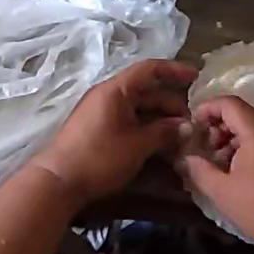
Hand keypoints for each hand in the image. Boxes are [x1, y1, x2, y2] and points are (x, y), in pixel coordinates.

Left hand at [34, 59, 196, 205]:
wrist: (57, 183)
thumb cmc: (99, 157)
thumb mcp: (138, 145)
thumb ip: (165, 132)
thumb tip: (187, 127)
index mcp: (116, 90)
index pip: (150, 69)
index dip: (175, 70)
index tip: (196, 77)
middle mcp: (108, 96)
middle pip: (146, 91)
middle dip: (171, 104)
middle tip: (191, 122)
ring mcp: (101, 112)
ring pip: (138, 108)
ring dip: (160, 119)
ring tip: (179, 136)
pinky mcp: (97, 129)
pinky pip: (128, 120)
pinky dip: (146, 128)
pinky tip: (160, 145)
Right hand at [176, 95, 253, 253]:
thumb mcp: (223, 193)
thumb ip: (199, 170)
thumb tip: (183, 158)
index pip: (230, 103)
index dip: (207, 108)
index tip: (191, 125)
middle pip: (243, 112)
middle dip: (218, 125)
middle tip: (202, 147)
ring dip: (232, 136)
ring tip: (217, 162)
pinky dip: (248, 144)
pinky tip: (236, 169)